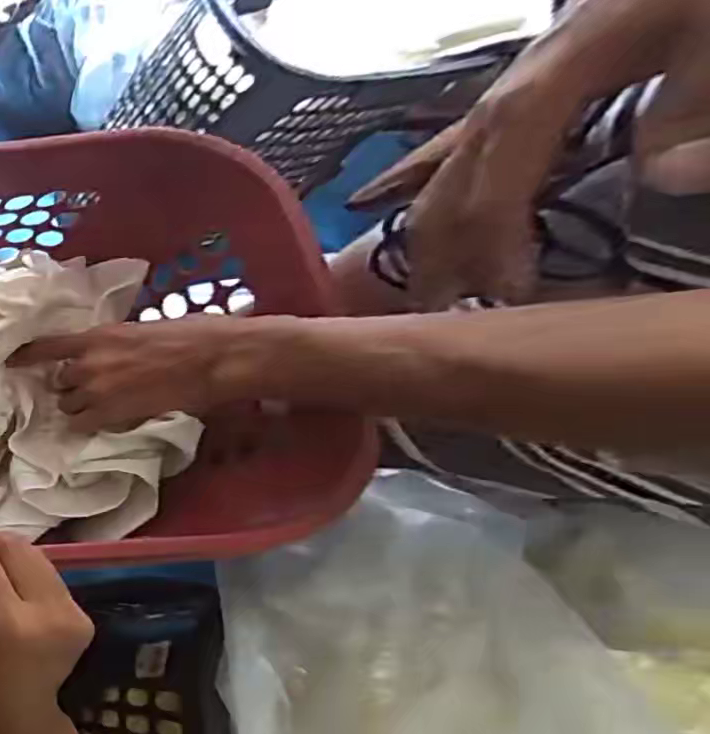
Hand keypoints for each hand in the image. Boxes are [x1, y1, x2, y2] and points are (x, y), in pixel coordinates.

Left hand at [10, 316, 273, 431]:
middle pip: (58, 381)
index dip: (25, 355)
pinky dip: (87, 424)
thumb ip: (114, 342)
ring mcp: (97, 390)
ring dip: (77, 405)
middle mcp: (89, 363)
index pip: (47, 347)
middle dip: (68, 386)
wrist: (217, 358)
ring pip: (67, 405)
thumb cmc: (192, 336)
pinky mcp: (109, 413)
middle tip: (88, 387)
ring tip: (100, 404)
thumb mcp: (142, 329)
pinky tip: (104, 420)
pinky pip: (81, 424)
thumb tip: (103, 351)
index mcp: (98, 337)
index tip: (10, 361)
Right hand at [344, 0, 704, 308]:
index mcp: (529, 101)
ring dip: (425, 245)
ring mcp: (484, 110)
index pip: (487, 200)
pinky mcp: (498, 105)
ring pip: (429, 189)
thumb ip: (688, 106)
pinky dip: (403, 187)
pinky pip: (434, 157)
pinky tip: (370, 208)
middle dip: (439, 265)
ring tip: (430, 293)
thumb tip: (669, 180)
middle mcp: (488, 113)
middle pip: (439, 205)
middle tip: (447, 316)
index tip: (508, 299)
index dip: (491, 255)